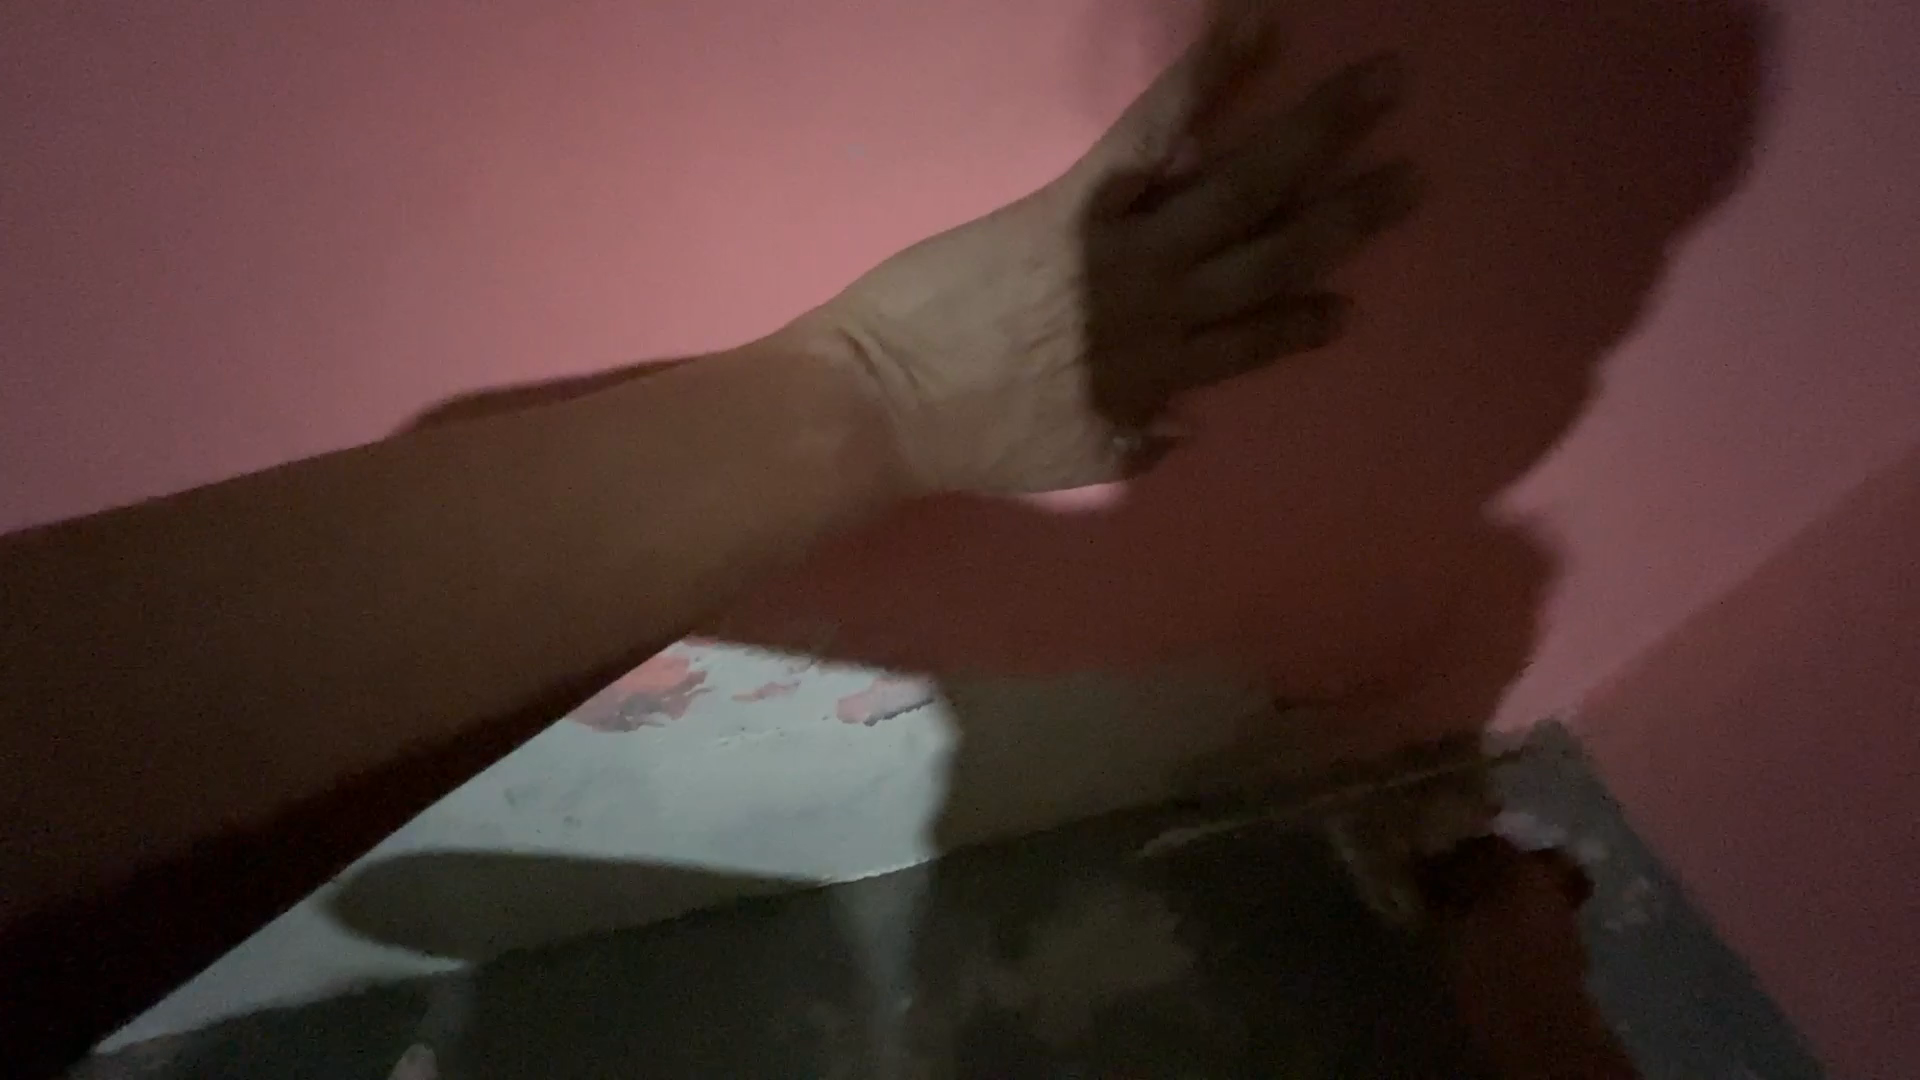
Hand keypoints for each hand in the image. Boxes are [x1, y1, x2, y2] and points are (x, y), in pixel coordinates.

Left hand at [794, 8, 1419, 494]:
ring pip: (1237, 190)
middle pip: (1270, 261)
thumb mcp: (1066, 461)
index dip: (1303, 321)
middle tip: (1411, 177)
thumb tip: (1191, 427)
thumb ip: (1133, 443)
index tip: (1347, 303)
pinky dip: (1204, 79)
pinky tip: (1254, 29)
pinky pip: (1151, 134)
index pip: (1251, 347)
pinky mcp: (1071, 208)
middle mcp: (1158, 319)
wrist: (886, 406)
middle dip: (1345, 219)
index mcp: (1153, 386)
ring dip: (1314, 134)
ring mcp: (1120, 258)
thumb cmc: (968, 441)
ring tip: (1379, 86)